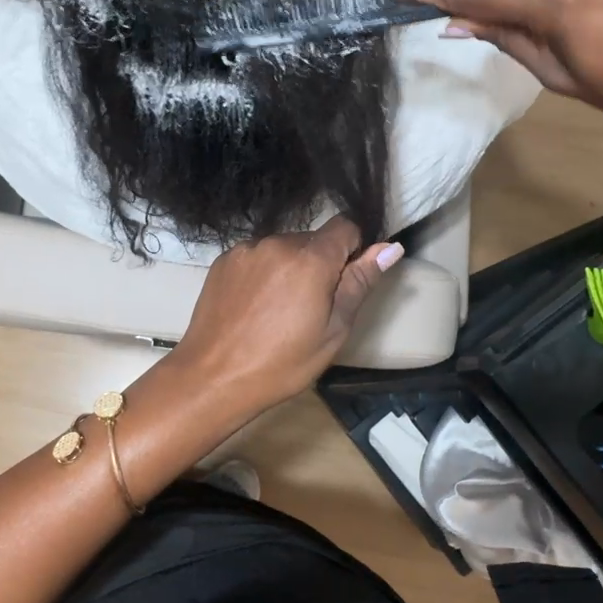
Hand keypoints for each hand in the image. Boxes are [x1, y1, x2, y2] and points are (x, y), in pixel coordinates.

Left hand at [165, 217, 401, 412]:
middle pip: (312, 239)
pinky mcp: (223, 261)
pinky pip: (256, 256)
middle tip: (311, 308)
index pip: (345, 226)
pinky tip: (255, 306)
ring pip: (283, 247)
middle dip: (320, 264)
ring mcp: (245, 250)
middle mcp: (276, 243)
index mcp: (310, 259)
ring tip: (279, 311)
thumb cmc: (282, 363)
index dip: (353, 249)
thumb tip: (389, 248)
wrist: (213, 376)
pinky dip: (263, 273)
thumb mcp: (333, 330)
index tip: (345, 282)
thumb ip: (360, 283)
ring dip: (290, 268)